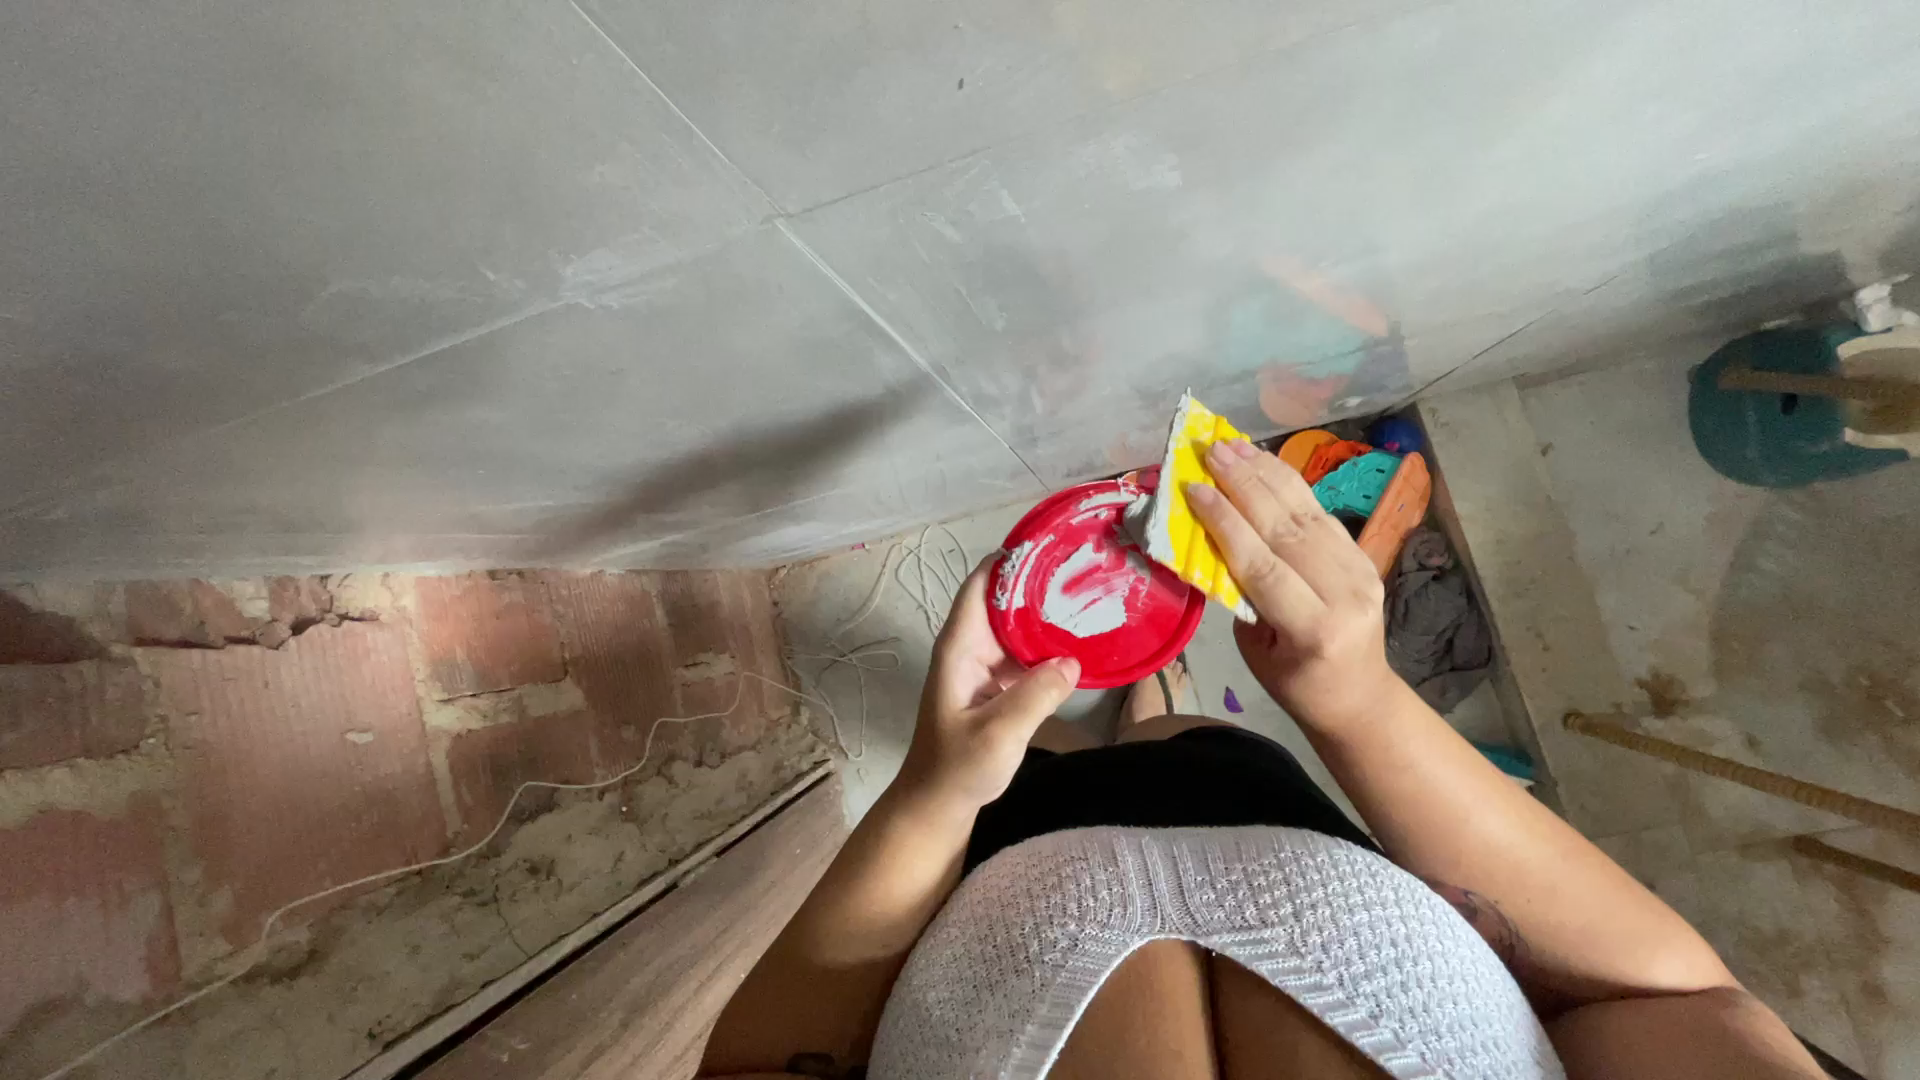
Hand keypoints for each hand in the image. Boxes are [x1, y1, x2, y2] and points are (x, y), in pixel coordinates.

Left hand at [897, 559, 1081, 810]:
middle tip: (1085, 569)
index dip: (1010, 560)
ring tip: (1090, 596)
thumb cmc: (958, 768)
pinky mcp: (998, 684)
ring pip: (1017, 625)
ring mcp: (984, 664)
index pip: (981, 584)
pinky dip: (1049, 643)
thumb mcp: (998, 734)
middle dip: (1039, 582)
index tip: (1051, 545)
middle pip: (1003, 599)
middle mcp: (971, 646)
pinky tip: (1080, 641)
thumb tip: (1072, 660)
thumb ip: (1035, 696)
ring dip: (1047, 613)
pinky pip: (1025, 651)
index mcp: (960, 646)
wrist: (939, 803)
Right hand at [1186, 438, 1399, 732]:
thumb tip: (1212, 540)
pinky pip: (1320, 512)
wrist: (1359, 695)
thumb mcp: (1255, 649)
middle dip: (1243, 484)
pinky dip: (1289, 483)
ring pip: (1306, 511)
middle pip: (1286, 528)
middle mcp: (1345, 593)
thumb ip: (1240, 594)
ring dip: (1265, 473)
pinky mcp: (1364, 555)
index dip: (1226, 522)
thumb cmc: (1294, 683)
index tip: (1194, 488)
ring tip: (1233, 445)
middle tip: (1210, 451)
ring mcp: (1361, 570)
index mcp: (1314, 629)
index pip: (1263, 564)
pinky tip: (1265, 462)